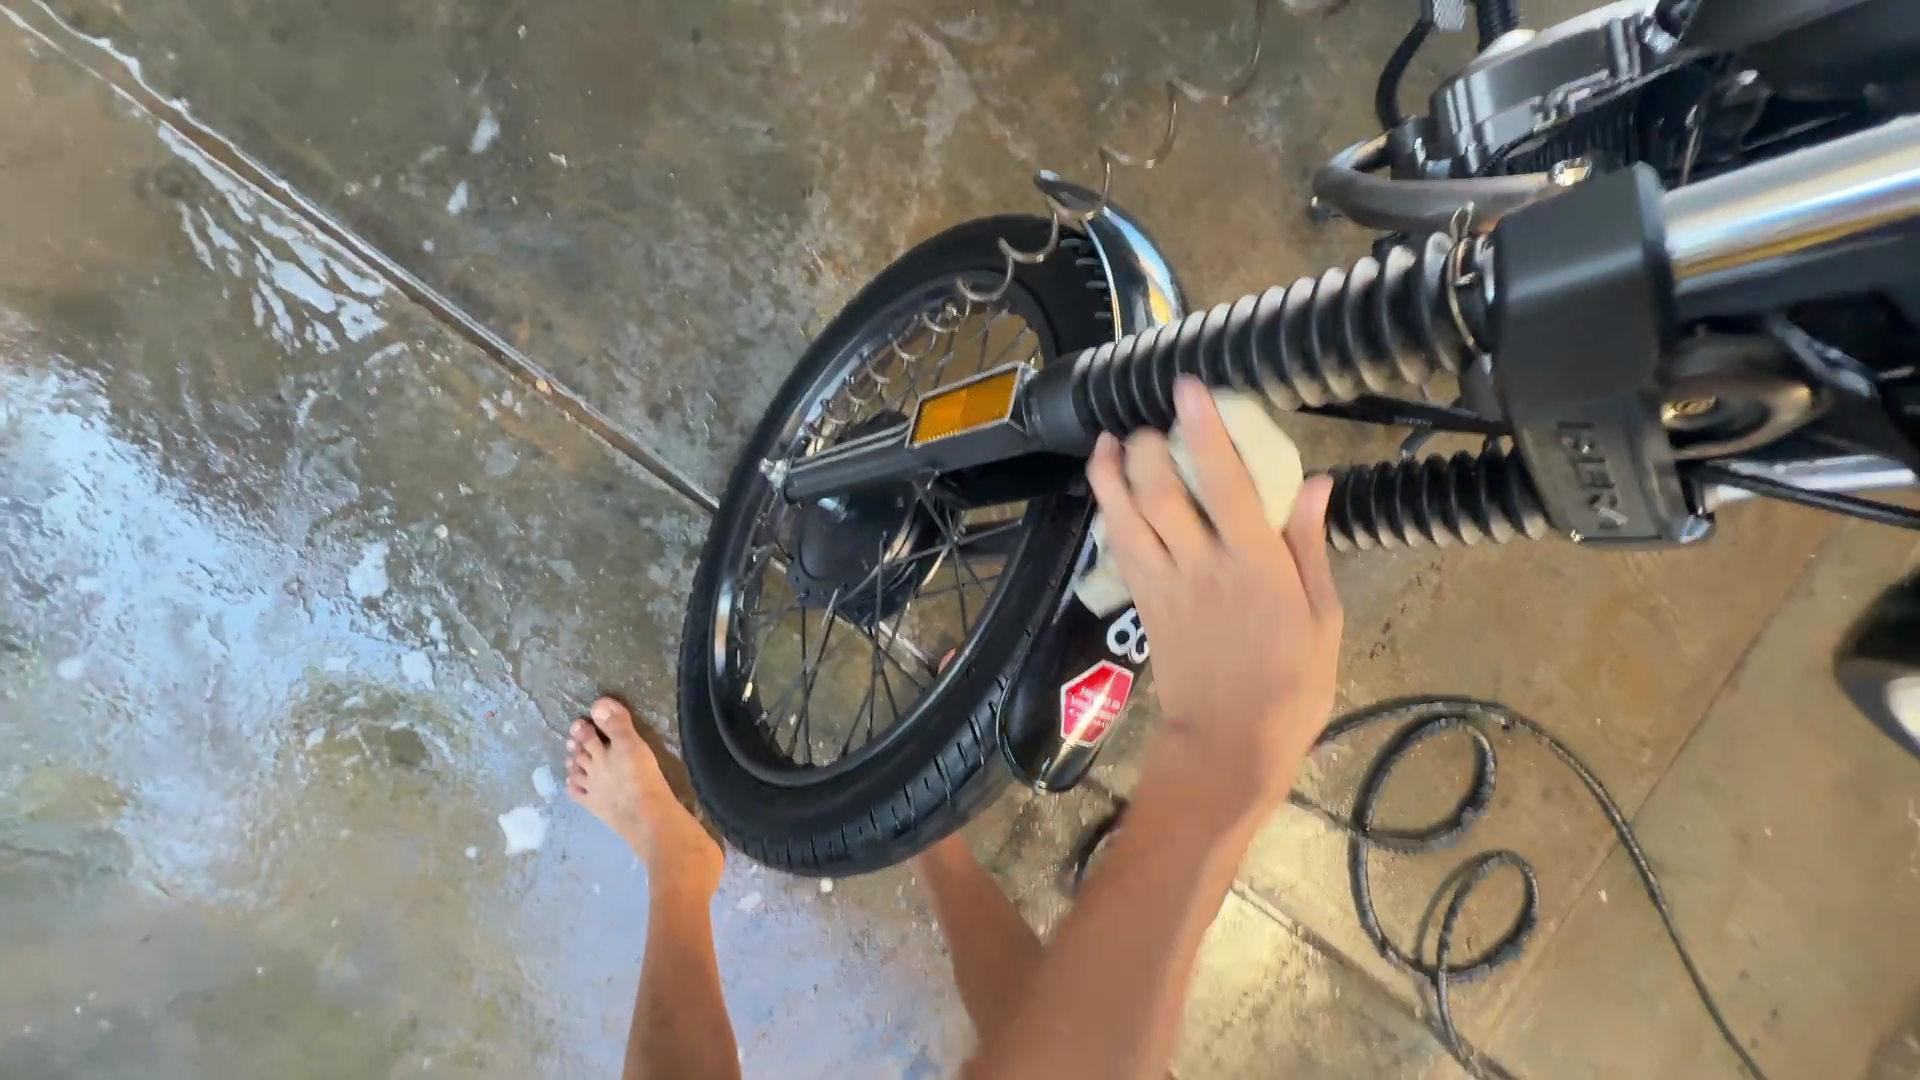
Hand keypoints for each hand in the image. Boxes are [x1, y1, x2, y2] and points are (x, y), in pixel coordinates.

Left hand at [1085, 377, 1341, 823]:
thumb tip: (1316, 480)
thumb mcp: (1322, 616)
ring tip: (1107, 441)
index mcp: (1255, 564)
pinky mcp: (1141, 601)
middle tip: (1150, 421)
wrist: (1228, 740)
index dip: (1204, 429)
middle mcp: (1200, 564)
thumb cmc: (1291, 682)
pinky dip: (1108, 512)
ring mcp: (1162, 583)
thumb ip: (1309, 545)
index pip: (1224, 481)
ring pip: (1124, 514)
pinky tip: (1106, 492)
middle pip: (1159, 490)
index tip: (1187, 388)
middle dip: (1147, 445)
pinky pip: (1117, 547)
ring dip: (1109, 473)